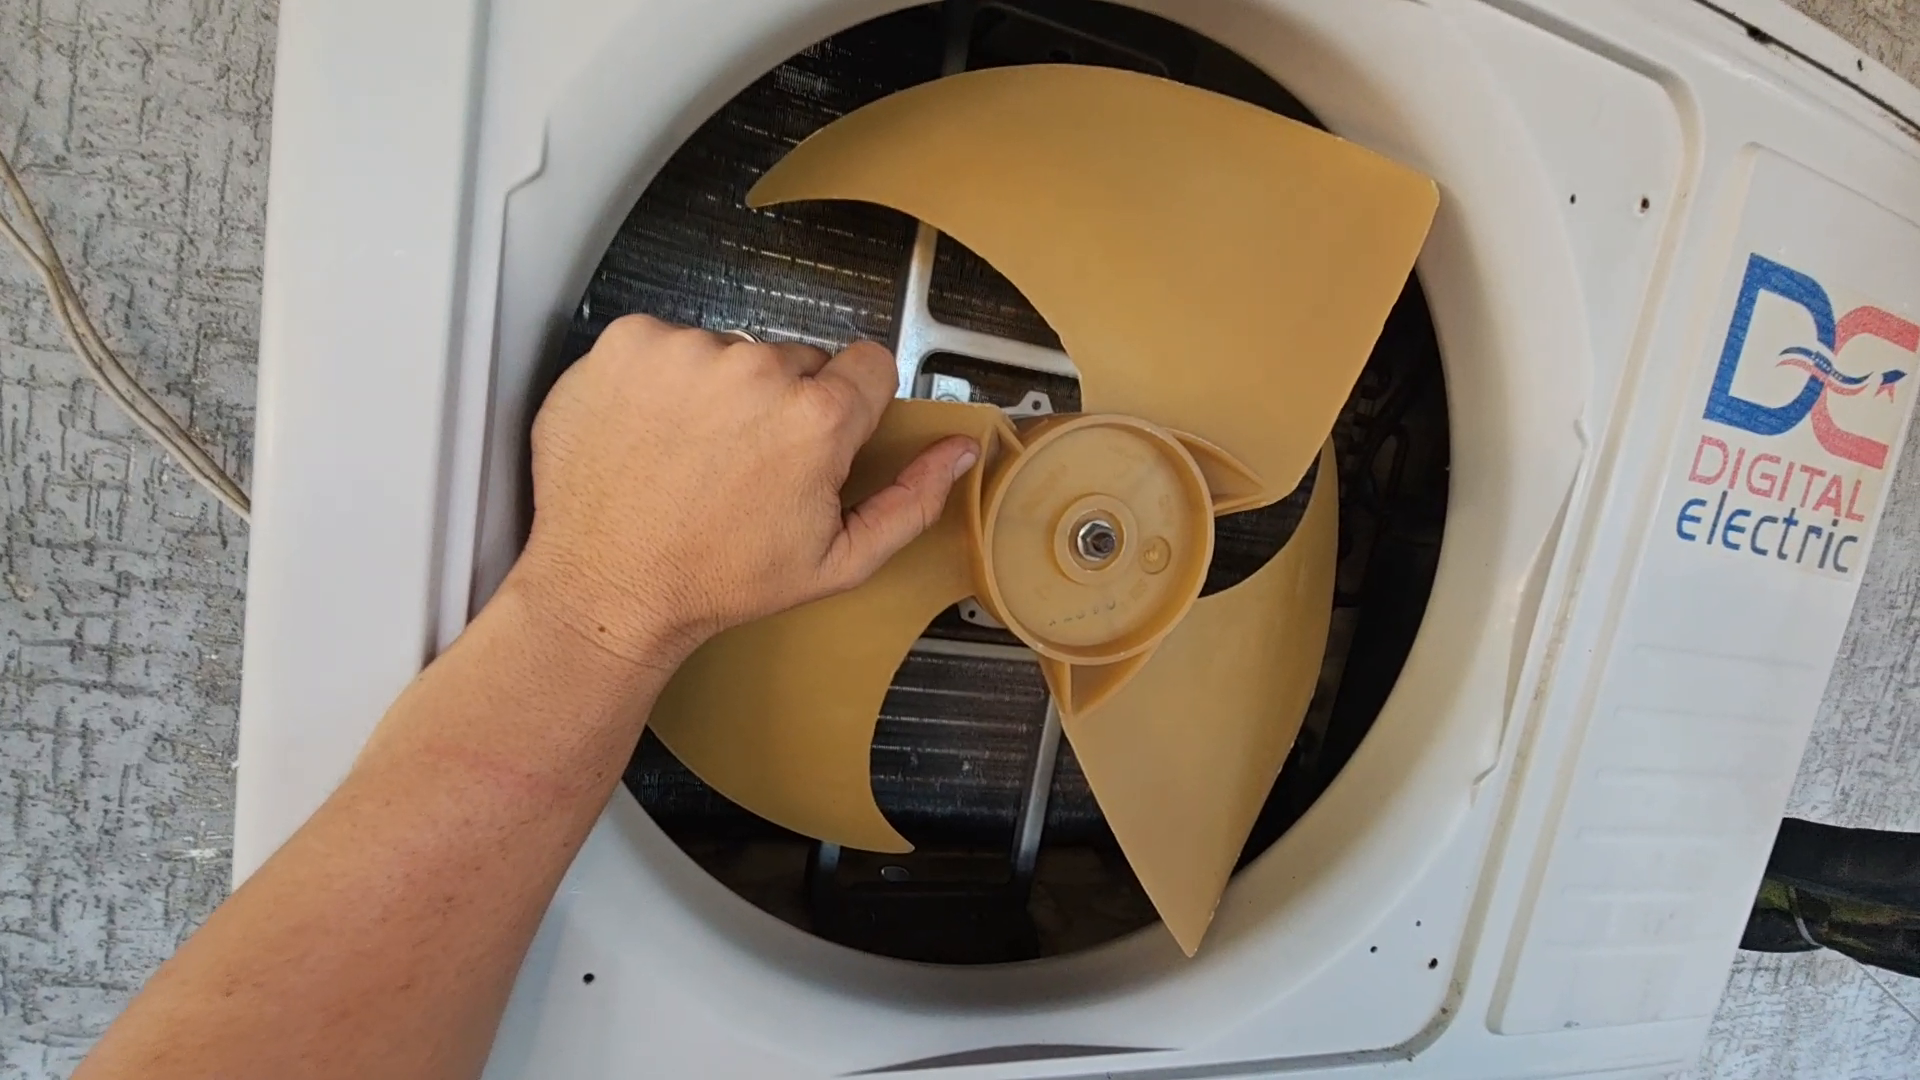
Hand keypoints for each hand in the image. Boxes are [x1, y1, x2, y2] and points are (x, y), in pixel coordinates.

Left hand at [511, 316, 978, 669]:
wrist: (609, 586)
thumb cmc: (722, 578)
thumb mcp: (839, 559)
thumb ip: (913, 499)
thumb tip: (958, 452)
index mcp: (818, 418)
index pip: (870, 364)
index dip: (853, 402)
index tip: (824, 434)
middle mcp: (757, 368)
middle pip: (801, 358)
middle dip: (790, 399)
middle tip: (754, 457)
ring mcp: (688, 349)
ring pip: (737, 350)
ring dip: (728, 388)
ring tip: (699, 450)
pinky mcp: (629, 341)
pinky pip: (675, 342)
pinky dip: (671, 377)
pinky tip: (659, 430)